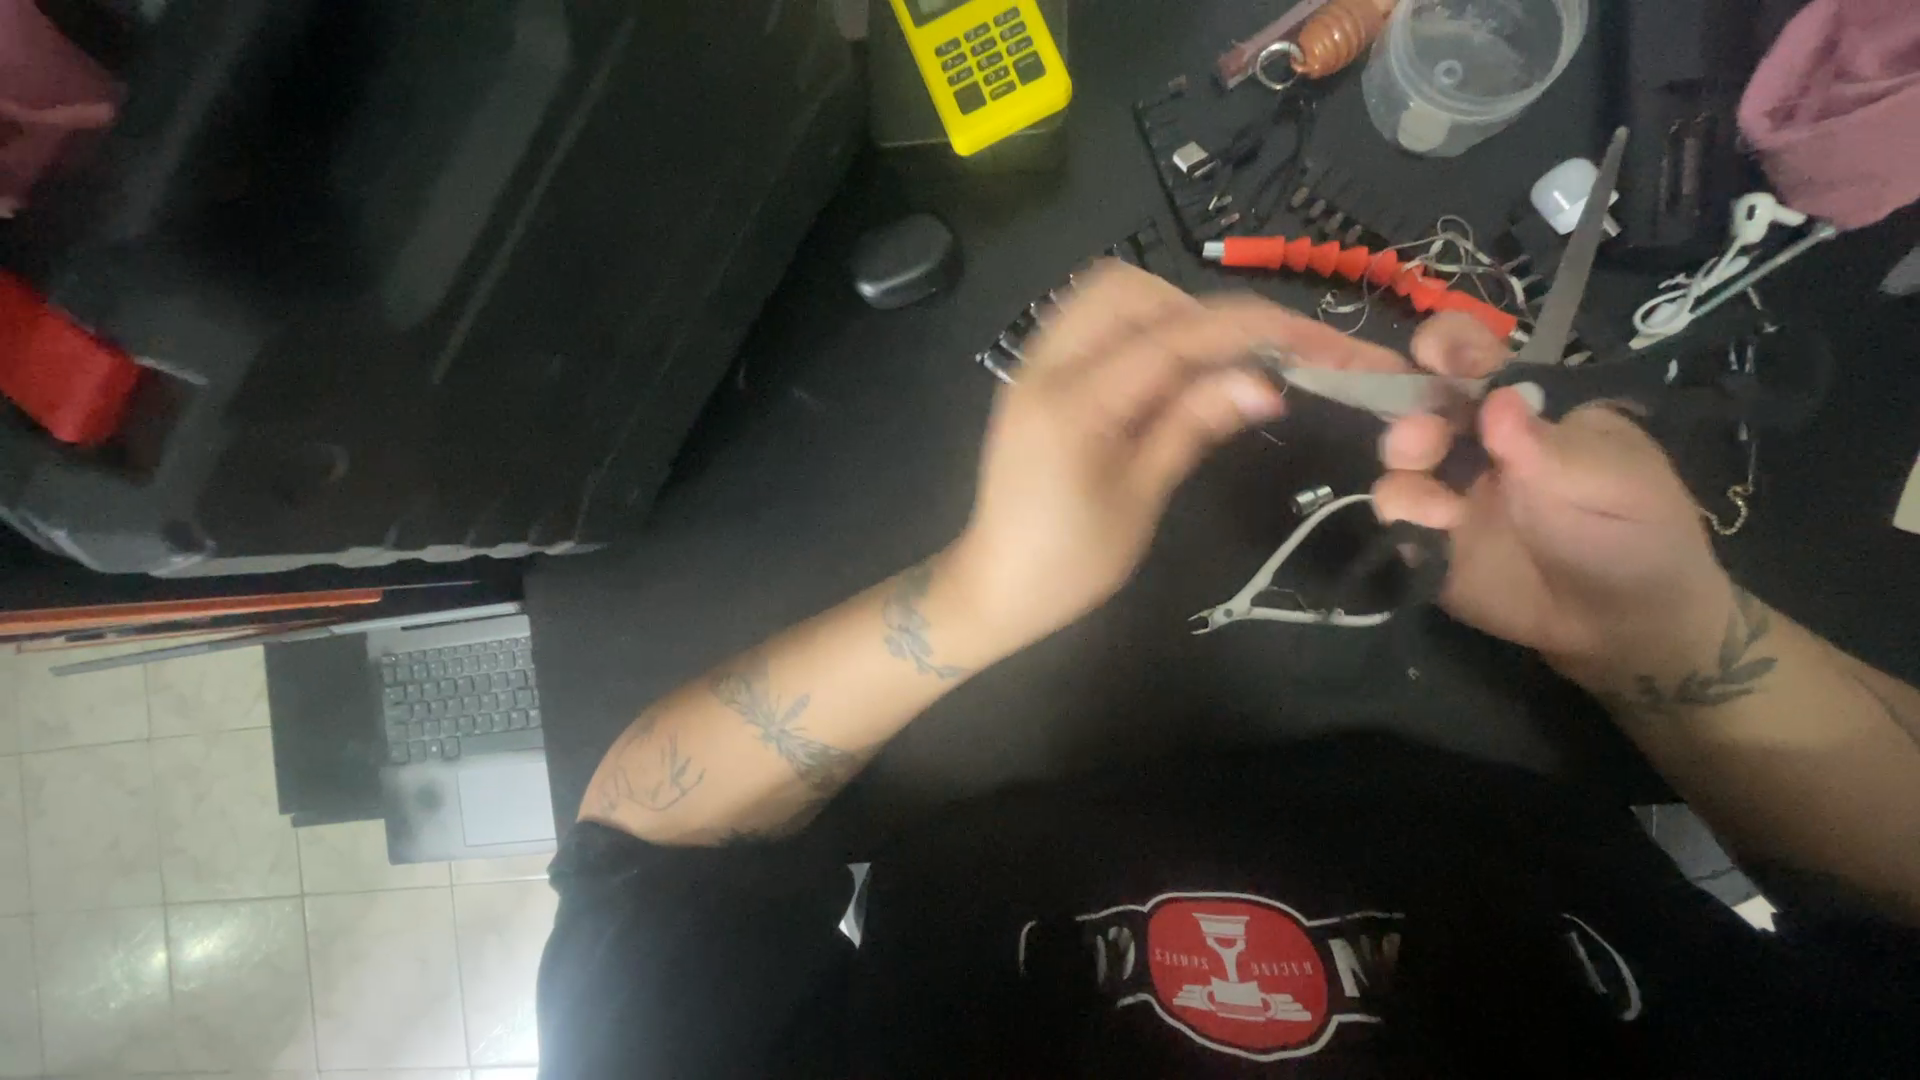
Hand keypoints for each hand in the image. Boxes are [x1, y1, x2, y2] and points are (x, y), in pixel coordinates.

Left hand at [944, 262, 1405, 645]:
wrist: (995, 586)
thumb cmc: (1069, 564)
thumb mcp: (1140, 498)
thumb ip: (1193, 425)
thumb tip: (1266, 382)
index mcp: (1074, 404)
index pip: (1174, 338)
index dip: (1253, 331)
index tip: (1319, 341)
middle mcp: (1044, 366)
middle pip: (1129, 288)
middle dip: (1200, 311)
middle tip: (1243, 363)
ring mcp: (1030, 367)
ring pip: (1105, 296)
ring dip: (1167, 313)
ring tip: (1207, 367)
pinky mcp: (1032, 377)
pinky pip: (1089, 324)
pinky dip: (1137, 329)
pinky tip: (1165, 373)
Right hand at [1372, 313, 1734, 682]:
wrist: (1622, 627)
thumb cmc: (1635, 535)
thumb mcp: (1611, 482)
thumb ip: (1548, 448)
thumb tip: (1497, 399)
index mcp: (1520, 413)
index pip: (1472, 362)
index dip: (1446, 348)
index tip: (1433, 354)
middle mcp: (1470, 444)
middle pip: (1413, 406)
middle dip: (1404, 413)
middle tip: (1419, 441)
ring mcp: (1443, 491)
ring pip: (1395, 462)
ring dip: (1401, 470)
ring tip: (1435, 507)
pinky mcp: (1422, 539)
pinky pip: (1391, 518)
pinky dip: (1400, 519)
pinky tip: (1430, 534)